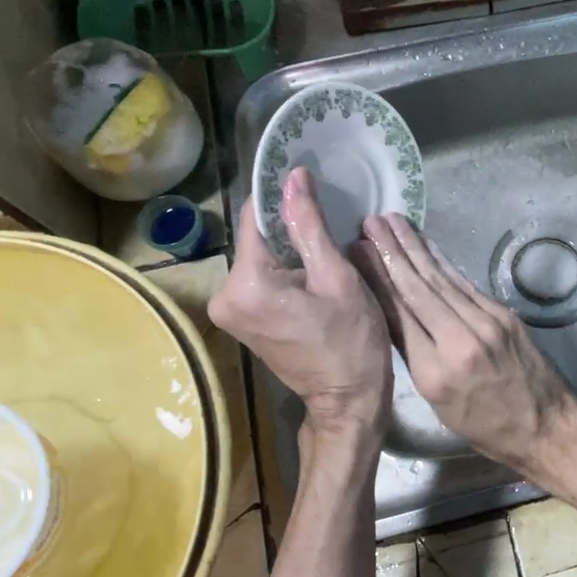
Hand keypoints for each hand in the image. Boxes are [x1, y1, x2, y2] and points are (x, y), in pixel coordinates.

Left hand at [211, 167, 391, 445]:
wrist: (347, 399)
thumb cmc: (351, 341)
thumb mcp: (338, 278)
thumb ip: (310, 225)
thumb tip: (294, 177)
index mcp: (247, 283)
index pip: (255, 216)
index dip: (282, 195)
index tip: (309, 181)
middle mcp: (225, 295)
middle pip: (258, 238)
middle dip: (290, 228)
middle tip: (330, 223)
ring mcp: (229, 311)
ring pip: (261, 258)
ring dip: (290, 249)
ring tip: (327, 249)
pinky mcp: (240, 321)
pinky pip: (262, 279)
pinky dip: (286, 271)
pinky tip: (314, 273)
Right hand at [359, 213, 576, 475]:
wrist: (547, 427)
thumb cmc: (487, 428)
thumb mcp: (439, 403)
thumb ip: (416, 358)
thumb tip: (394, 316)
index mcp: (434, 372)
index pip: (397, 315)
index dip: (376, 279)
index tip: (357, 251)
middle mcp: (459, 341)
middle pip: (417, 289)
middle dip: (391, 253)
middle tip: (370, 222)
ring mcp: (486, 324)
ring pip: (441, 280)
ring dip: (415, 249)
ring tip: (392, 223)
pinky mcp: (504, 316)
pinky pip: (465, 285)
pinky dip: (444, 264)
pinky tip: (428, 247)